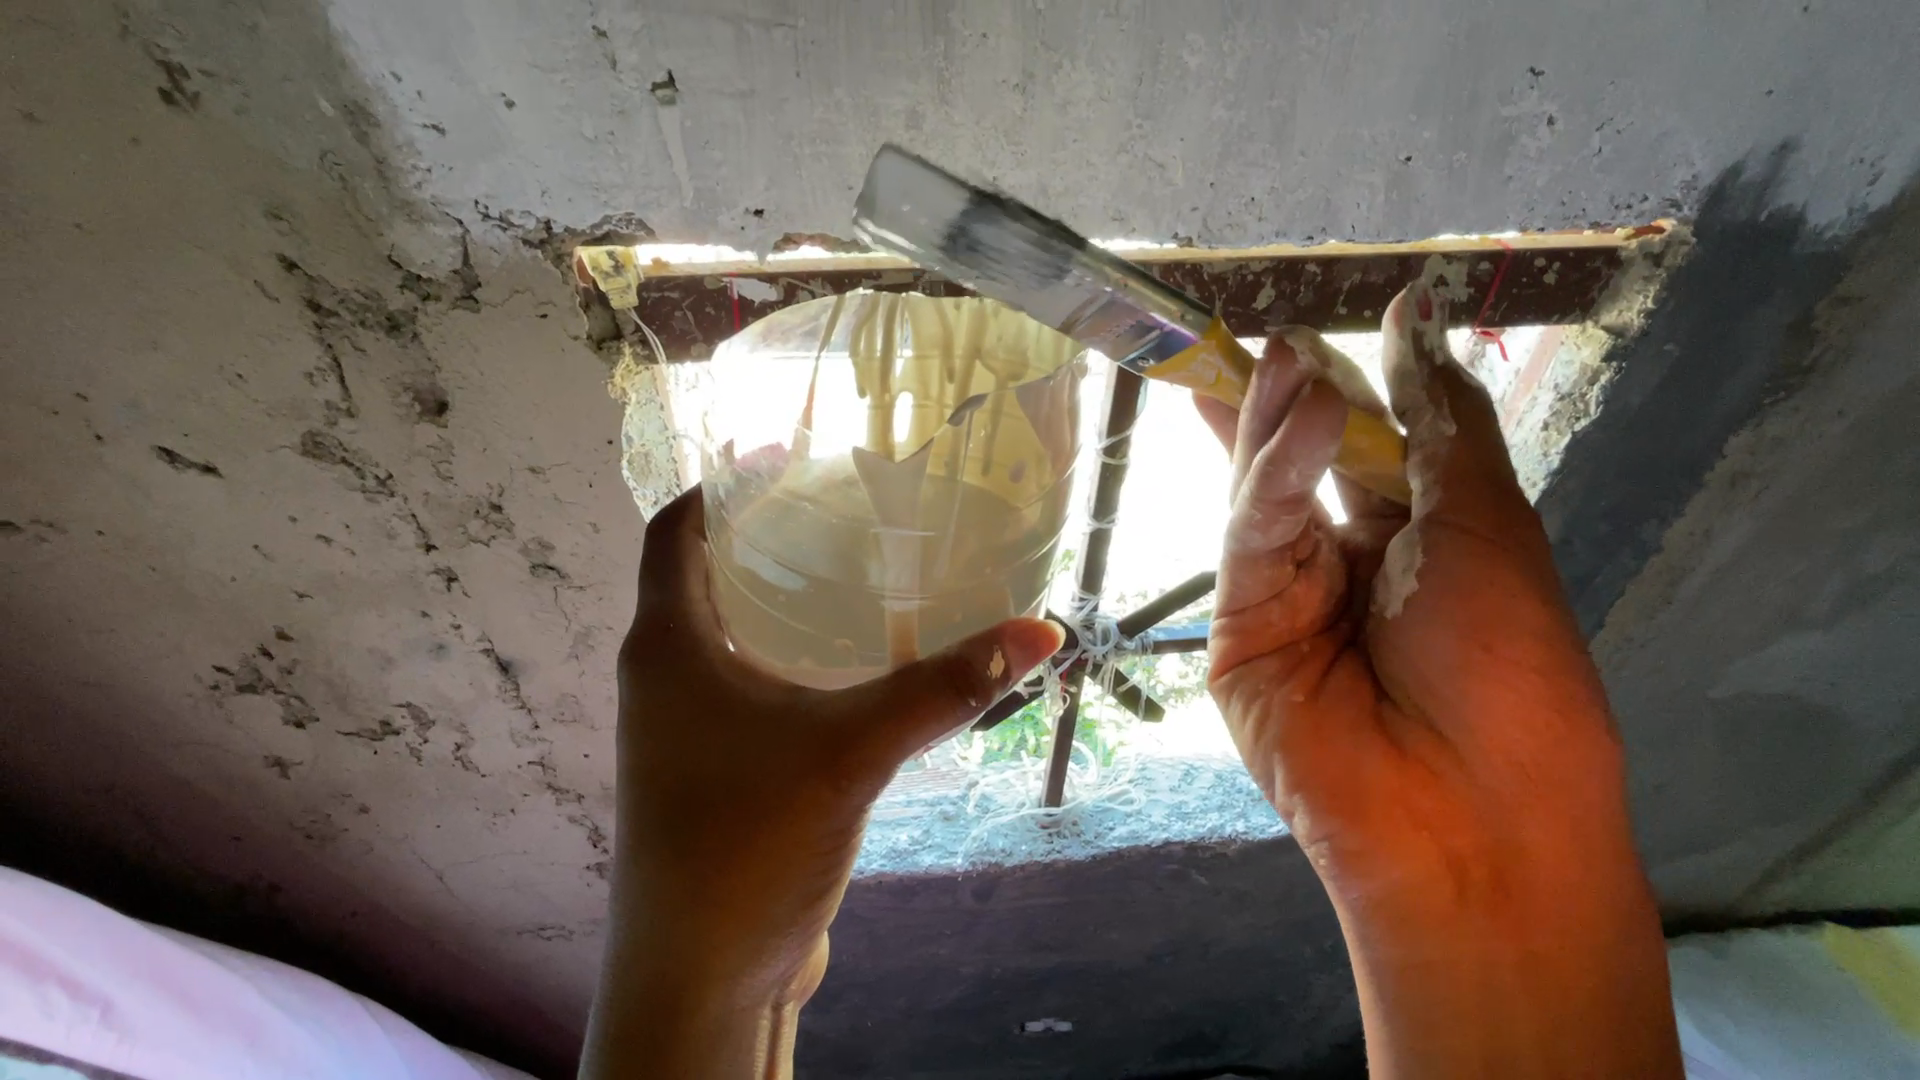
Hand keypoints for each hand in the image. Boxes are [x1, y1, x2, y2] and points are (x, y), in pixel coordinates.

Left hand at [581, 489, 1061, 1079]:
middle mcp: (668, 676)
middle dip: (767, 535)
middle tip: (844, 505)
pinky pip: (759, 684)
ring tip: (862, 568)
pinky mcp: (723, 766)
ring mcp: (691, 726)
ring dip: (787, 600)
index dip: (721, 485)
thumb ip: (943, 689)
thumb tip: (1038, 632)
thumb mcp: (852, 750)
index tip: (784, 456)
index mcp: (667, 647)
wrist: (705, 978)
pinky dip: (802, 657)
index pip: (672, 532)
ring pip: (737, 634)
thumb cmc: (748, 845)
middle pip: (708, 575)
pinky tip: (861, 659)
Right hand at [1194, 285, 1679, 1077]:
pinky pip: (1251, 539)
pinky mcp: (1237, 626)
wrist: (1465, 810)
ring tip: (1282, 358)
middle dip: (1288, 404)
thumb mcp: (1487, 523)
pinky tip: (1293, 423)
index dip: (1350, 392)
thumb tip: (1419, 317)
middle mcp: (1347, 564)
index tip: (1320, 336)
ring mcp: (1285, 596)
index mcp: (1419, 542)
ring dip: (1274, 428)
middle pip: (1304, 468)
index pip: (1367, 451)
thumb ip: (1438, 418)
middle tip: (1269, 337)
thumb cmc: (1507, 663)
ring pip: (1267, 495)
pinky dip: (1269, 479)